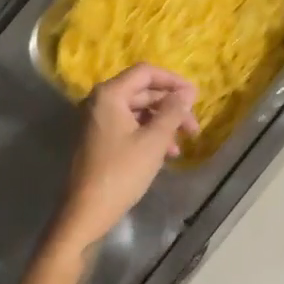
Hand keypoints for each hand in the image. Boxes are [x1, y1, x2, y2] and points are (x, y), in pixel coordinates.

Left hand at [52, 64, 198, 253]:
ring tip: (182, 144)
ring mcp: (98, 122)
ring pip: (138, 113)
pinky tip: (166, 154)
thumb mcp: (154, 141)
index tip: (195, 97)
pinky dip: (149, 136)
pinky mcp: (99, 141)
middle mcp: (100, 102)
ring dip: (162, 124)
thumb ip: (172, 112)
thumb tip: (187, 93)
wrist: (88, 209)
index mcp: (110, 95)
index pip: (145, 73)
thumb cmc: (122, 172)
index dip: (173, 81)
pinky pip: (129, 128)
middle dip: (171, 107)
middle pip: (142, 93)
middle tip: (193, 127)